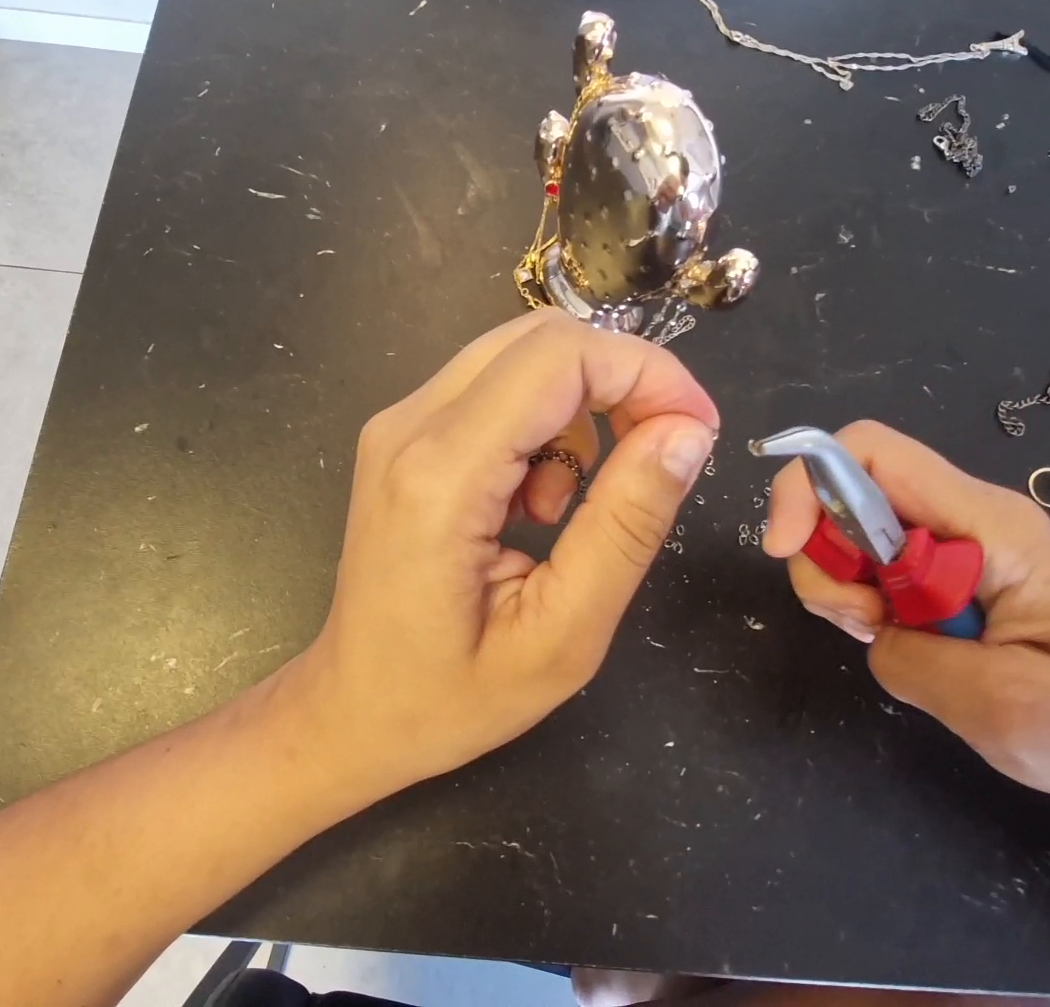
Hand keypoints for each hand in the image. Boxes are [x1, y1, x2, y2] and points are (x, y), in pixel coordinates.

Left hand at [285, 309, 719, 792]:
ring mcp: (396, 426)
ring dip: (577, 412)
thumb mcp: (562, 635)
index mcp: (440, 476)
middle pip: (539, 340)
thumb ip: (627, 527)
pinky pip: (490, 390)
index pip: (558, 358)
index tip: (696, 430)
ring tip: (569, 508)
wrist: (353, 709)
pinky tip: (531, 502)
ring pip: (517, 358)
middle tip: (657, 457)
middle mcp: (407, 427)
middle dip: (620, 381)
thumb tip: (686, 432)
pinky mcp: (400, 437)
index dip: (647, 373)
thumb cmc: (449, 697)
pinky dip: (539, 427)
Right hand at [763, 421, 1049, 807]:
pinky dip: (862, 608)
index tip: (781, 549)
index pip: (870, 455)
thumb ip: (913, 659)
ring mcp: (956, 550)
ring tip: (893, 643)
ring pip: (851, 539)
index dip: (806, 484)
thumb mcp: (1008, 709)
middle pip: (846, 496)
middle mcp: (967, 521)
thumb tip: (872, 629)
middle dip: (823, 557)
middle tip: (860, 623)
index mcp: (990, 526)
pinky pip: (873, 574)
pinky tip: (905, 646)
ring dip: (841, 589)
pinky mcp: (949, 581)